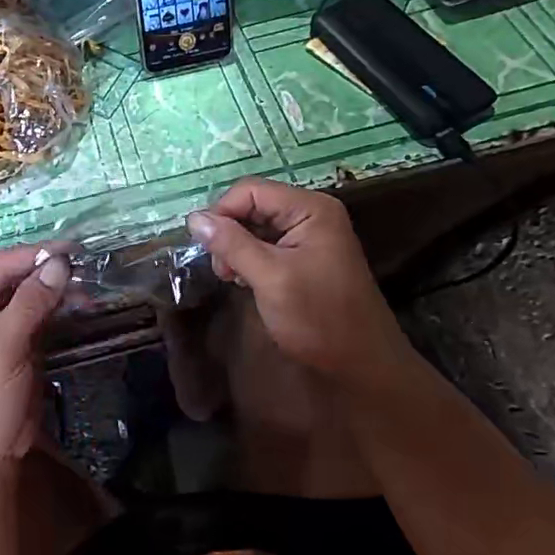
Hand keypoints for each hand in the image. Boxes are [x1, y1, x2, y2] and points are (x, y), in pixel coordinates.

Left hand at [0, 244, 71, 463]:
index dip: (38, 254)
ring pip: (35, 296)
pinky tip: (84, 304)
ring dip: (60, 290)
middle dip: (51, 271)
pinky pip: (44, 317)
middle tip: (89, 265)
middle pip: (19, 278)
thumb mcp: (4, 343)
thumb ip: (32, 301)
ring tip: (91, 286)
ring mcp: (2, 326)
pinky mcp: (22, 345)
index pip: (3, 265)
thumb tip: (60, 263)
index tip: (75, 248)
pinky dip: (62, 310)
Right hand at [186, 178, 407, 373]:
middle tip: (222, 270)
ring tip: (233, 278)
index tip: (205, 248)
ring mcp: (310, 236)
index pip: (250, 190)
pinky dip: (250, 259)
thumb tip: (194, 218)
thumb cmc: (318, 318)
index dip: (222, 212)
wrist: (361, 364)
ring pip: (256, 226)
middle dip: (229, 232)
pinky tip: (246, 281)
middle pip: (253, 205)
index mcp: (310, 208)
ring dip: (236, 248)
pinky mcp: (306, 256)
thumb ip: (232, 244)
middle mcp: (311, 213)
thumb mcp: (270, 278)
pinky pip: (267, 244)